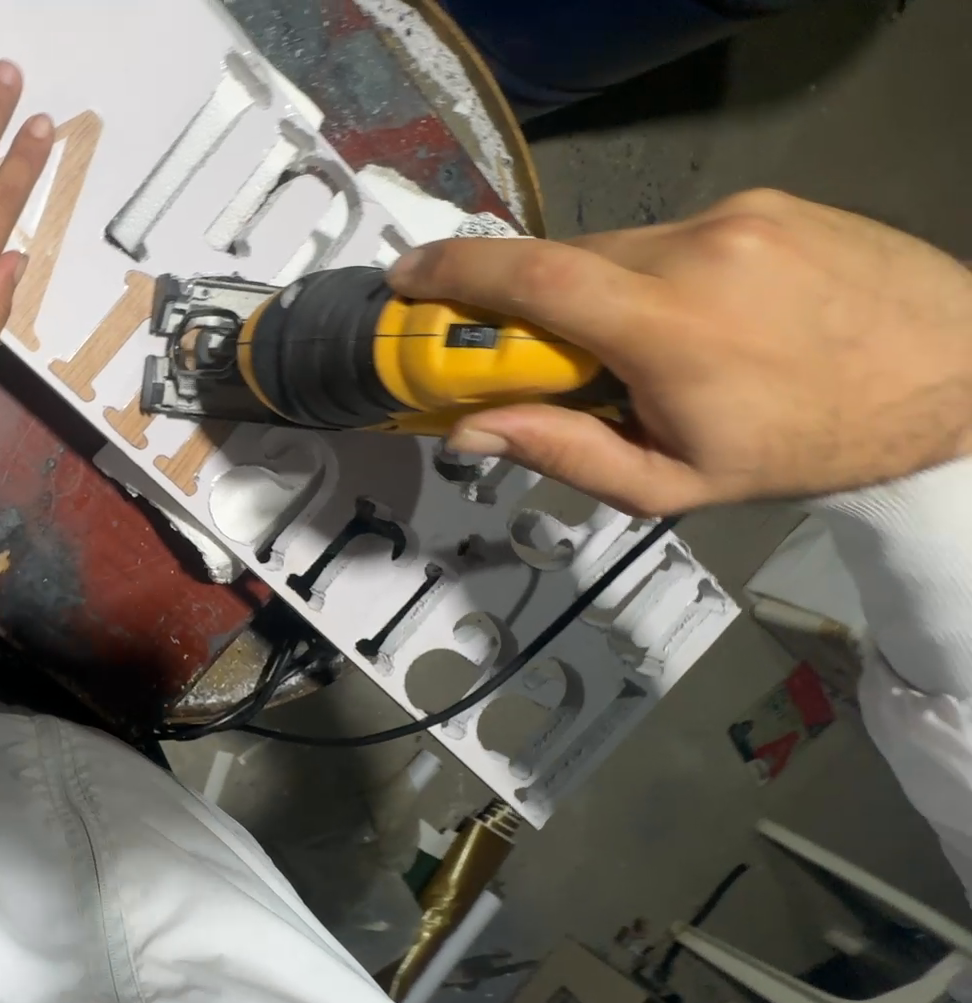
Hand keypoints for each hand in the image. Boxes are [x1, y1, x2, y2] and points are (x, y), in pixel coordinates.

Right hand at [387, 189, 971, 515]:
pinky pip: (660, 238)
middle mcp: (700, 246)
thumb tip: (467, 430)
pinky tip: (677, 317)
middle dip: (523, 306)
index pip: (532, 276)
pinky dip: (636, 276)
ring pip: (608, 249)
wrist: (967, 377)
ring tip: (619, 347)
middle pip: (560, 264)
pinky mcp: (764, 202)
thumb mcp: (667, 482)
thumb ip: (560, 452)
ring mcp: (738, 215)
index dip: (454, 272)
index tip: (403, 276)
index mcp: (672, 322)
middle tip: (526, 357)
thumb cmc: (803, 447)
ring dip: (583, 294)